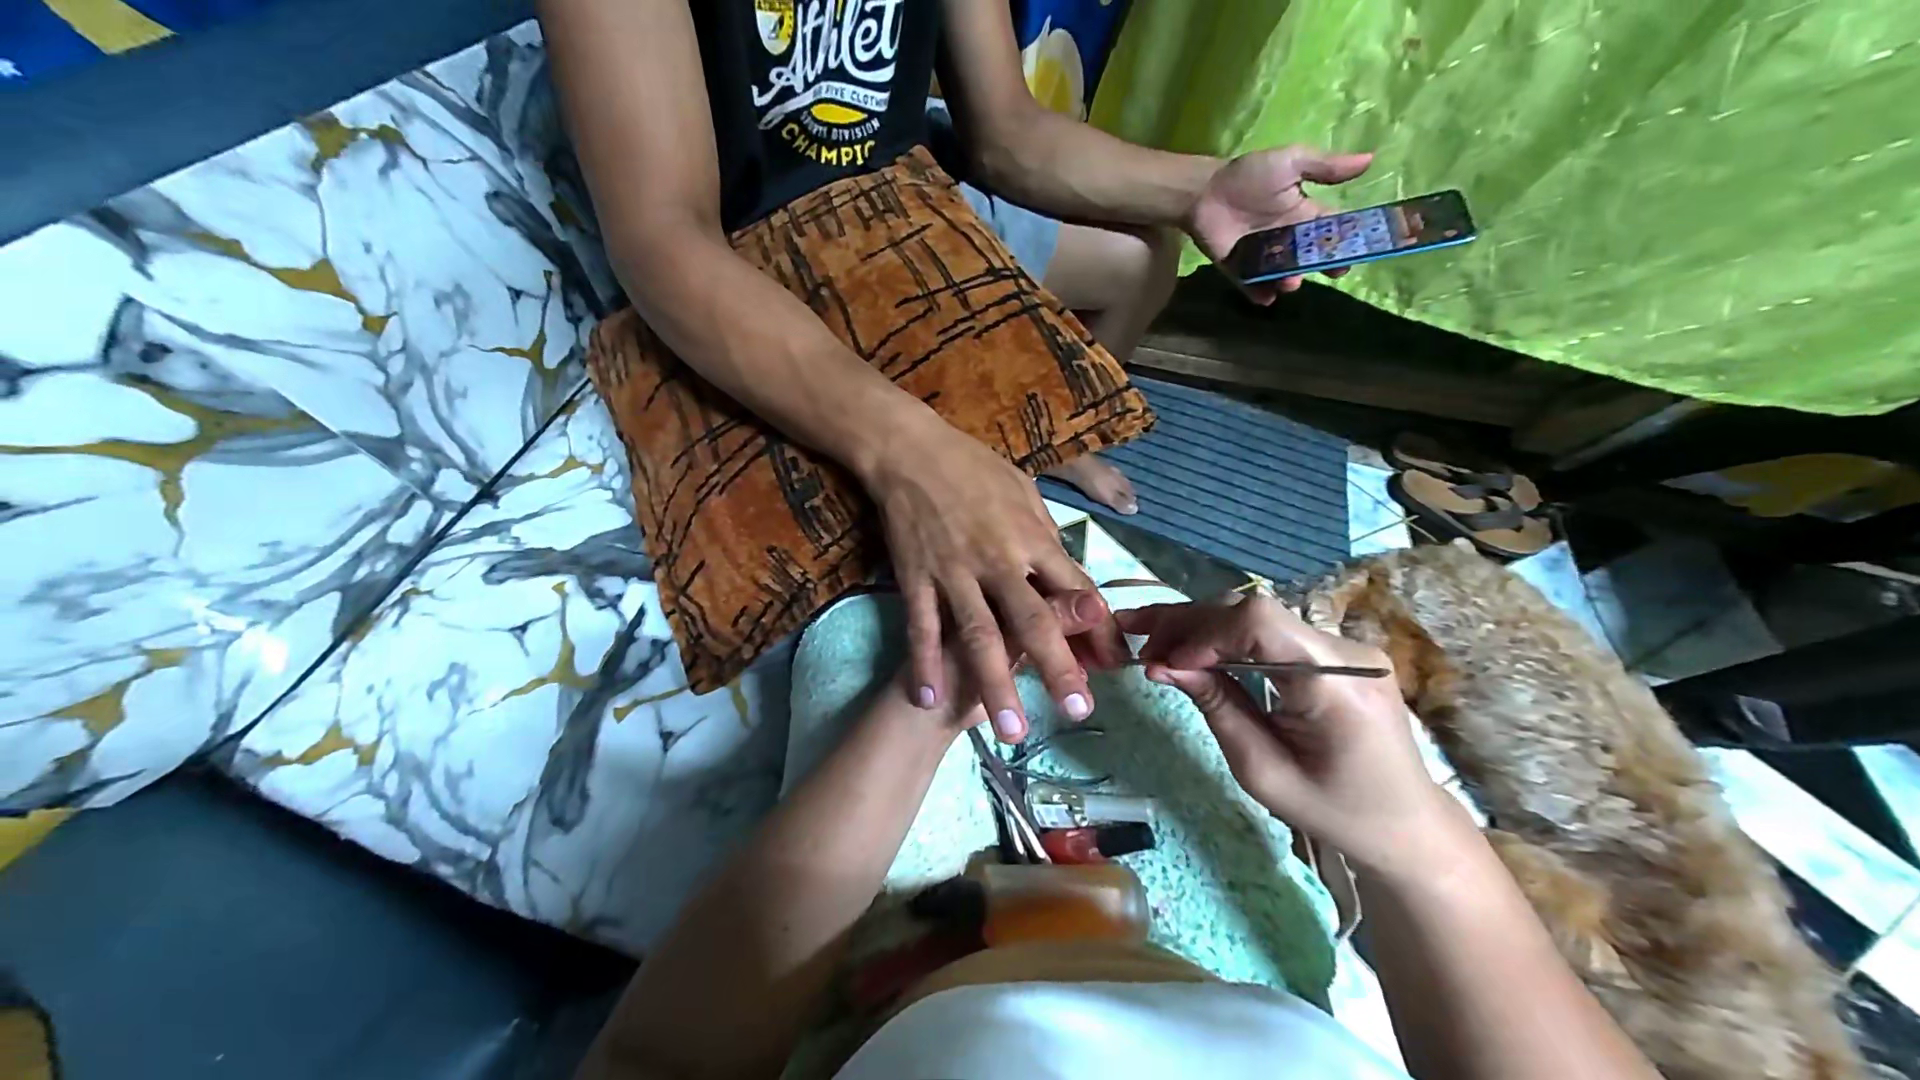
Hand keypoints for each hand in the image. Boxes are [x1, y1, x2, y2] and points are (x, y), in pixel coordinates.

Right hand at [864, 418, 1128, 743]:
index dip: (1097, 628)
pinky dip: (925, 664)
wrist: (909, 450)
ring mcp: (953, 572)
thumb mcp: (1023, 488)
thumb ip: (1045, 533)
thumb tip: (1067, 572)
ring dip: (996, 683)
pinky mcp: (916, 578)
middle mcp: (997, 560)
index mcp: (1030, 536)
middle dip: (1058, 667)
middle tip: (1078, 710)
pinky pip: (921, 627)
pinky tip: (930, 700)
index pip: (1075, 588)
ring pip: (979, 635)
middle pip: (1033, 621)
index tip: (1113, 663)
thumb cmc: (972, 465)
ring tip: (1010, 730)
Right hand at [1116, 595, 1459, 876]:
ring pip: (1255, 616)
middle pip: (1251, 611)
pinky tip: (1189, 646)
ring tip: (1151, 639)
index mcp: (1337, 686)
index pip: (1260, 624)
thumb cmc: (1333, 811)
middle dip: (1187, 623)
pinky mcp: (1334, 651)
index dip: (1202, 633)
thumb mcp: (1262, 770)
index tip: (1163, 663)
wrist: (1404, 823)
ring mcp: (1344, 646)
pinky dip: (1223, 637)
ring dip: (1199, 626)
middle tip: (1135, 637)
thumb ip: (1216, 707)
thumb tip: (1161, 665)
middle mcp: (1346, 652)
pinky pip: (1269, 631)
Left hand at [1186, 145, 1373, 303]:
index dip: (1346, 239)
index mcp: (1302, 214)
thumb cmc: (1248, 175)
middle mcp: (1285, 239)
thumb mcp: (1290, 162)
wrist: (1205, 191)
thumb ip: (1325, 166)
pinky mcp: (1238, 269)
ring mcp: (1262, 256)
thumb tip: (1369, 160)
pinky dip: (1259, 293)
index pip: (1330, 230)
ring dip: (1289, 280)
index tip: (1362, 249)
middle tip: (1335, 272)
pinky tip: (1267, 298)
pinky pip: (1251, 285)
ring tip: (1292, 282)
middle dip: (1323, 265)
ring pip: (1282, 273)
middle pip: (1310, 257)